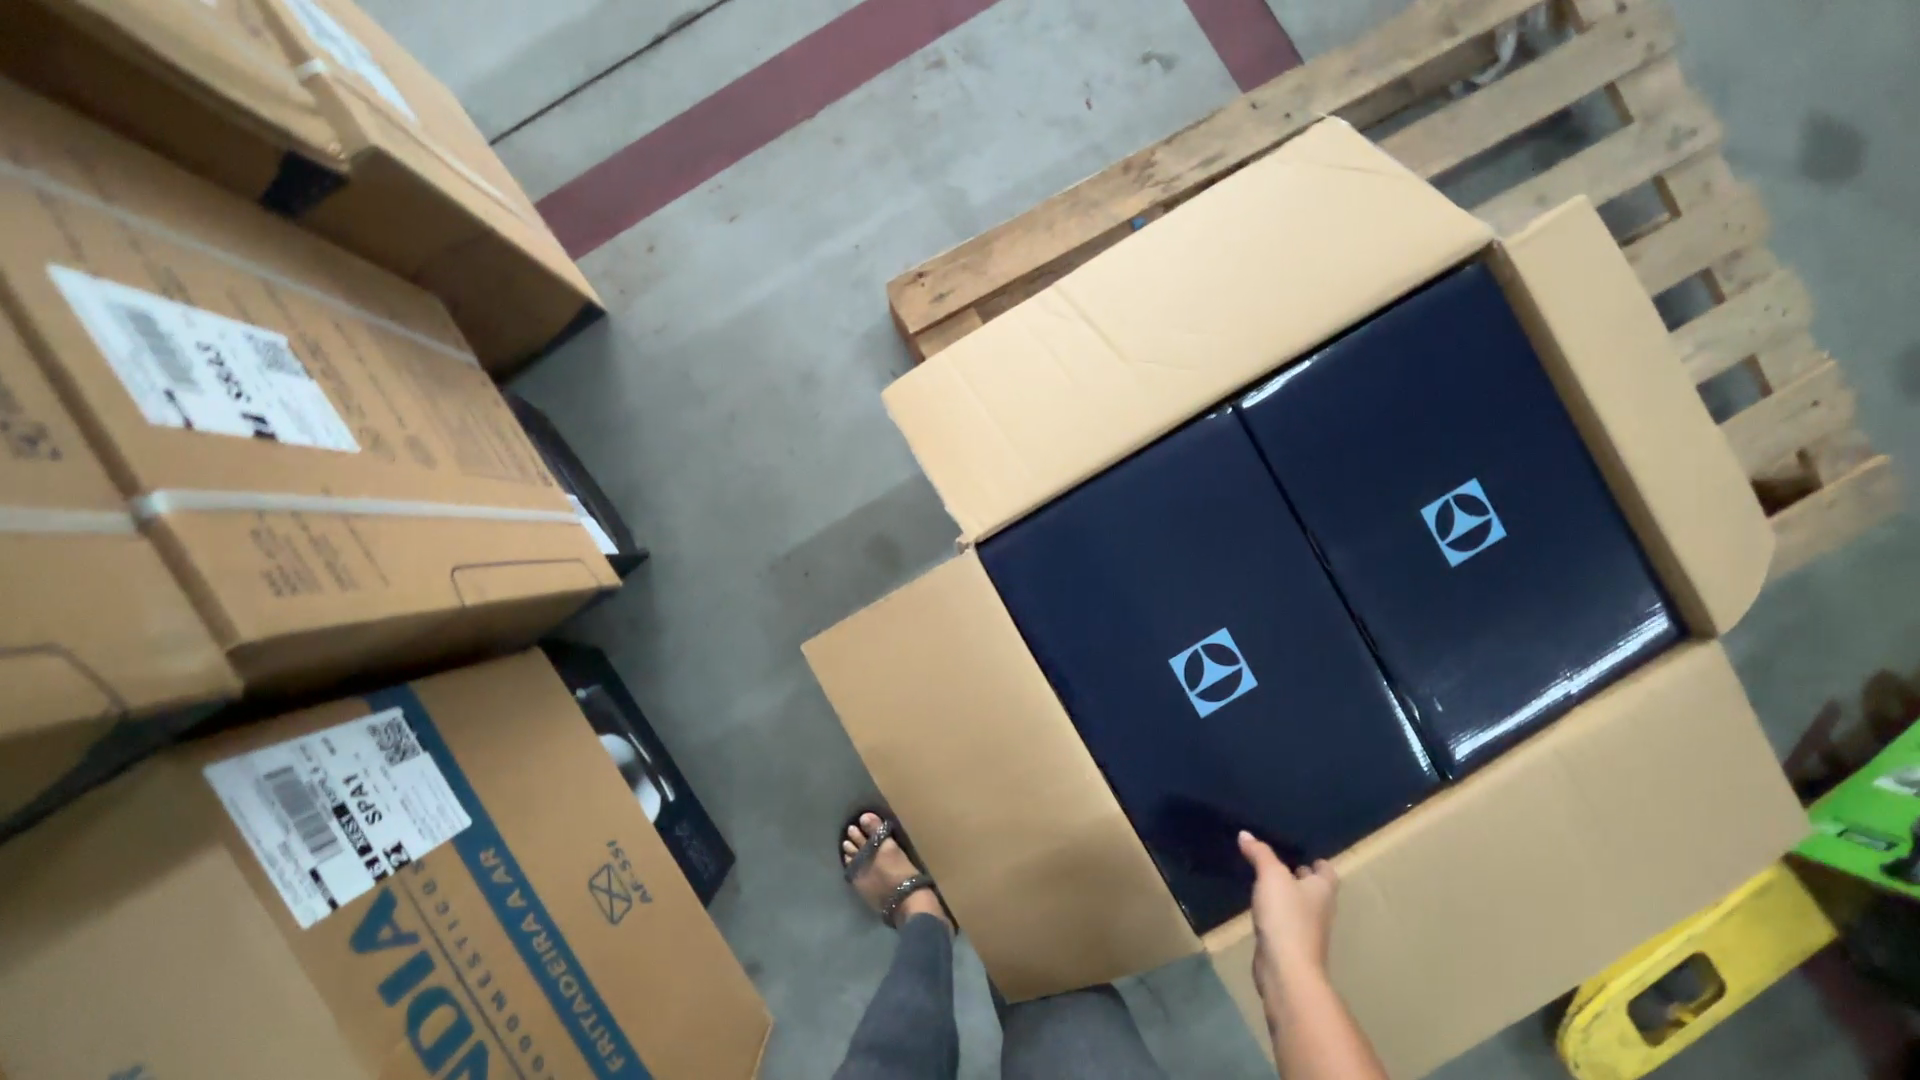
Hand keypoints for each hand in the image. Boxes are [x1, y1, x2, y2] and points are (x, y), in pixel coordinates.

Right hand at [1238, 831, 1338, 995]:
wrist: (1286, 969)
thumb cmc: (1287, 917)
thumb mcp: (1271, 876)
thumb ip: (1260, 853)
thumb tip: (1245, 834)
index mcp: (1323, 890)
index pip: (1327, 871)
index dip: (1317, 862)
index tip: (1302, 852)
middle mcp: (1320, 909)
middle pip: (1314, 888)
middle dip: (1300, 876)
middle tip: (1279, 862)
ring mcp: (1307, 930)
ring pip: (1298, 906)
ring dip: (1286, 895)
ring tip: (1265, 881)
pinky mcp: (1291, 945)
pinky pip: (1285, 922)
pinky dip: (1276, 914)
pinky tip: (1260, 908)